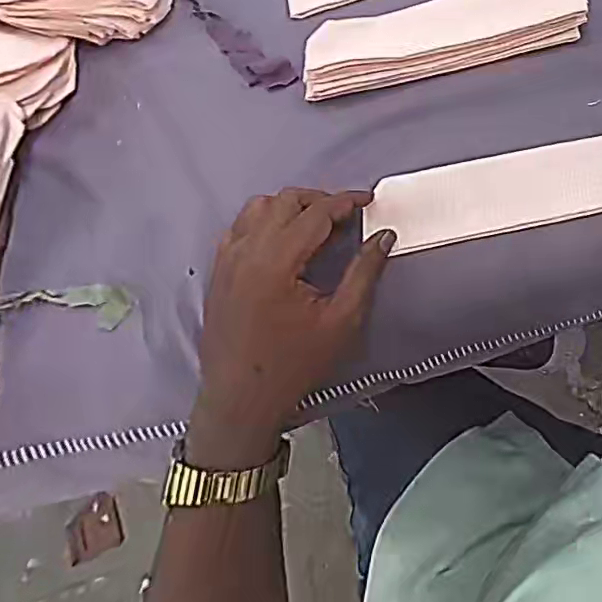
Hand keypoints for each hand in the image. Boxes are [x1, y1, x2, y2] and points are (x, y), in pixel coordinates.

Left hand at [188, 189, 393, 467]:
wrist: (240, 401)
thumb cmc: (295, 364)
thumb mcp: (342, 320)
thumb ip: (365, 271)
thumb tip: (383, 236)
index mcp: (276, 262)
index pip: (315, 213)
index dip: (345, 202)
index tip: (368, 201)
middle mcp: (246, 252)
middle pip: (285, 201)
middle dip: (320, 200)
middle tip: (347, 216)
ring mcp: (227, 259)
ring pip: (259, 207)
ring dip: (291, 207)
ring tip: (316, 225)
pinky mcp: (218, 271)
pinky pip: (240, 226)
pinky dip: (265, 221)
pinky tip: (283, 240)